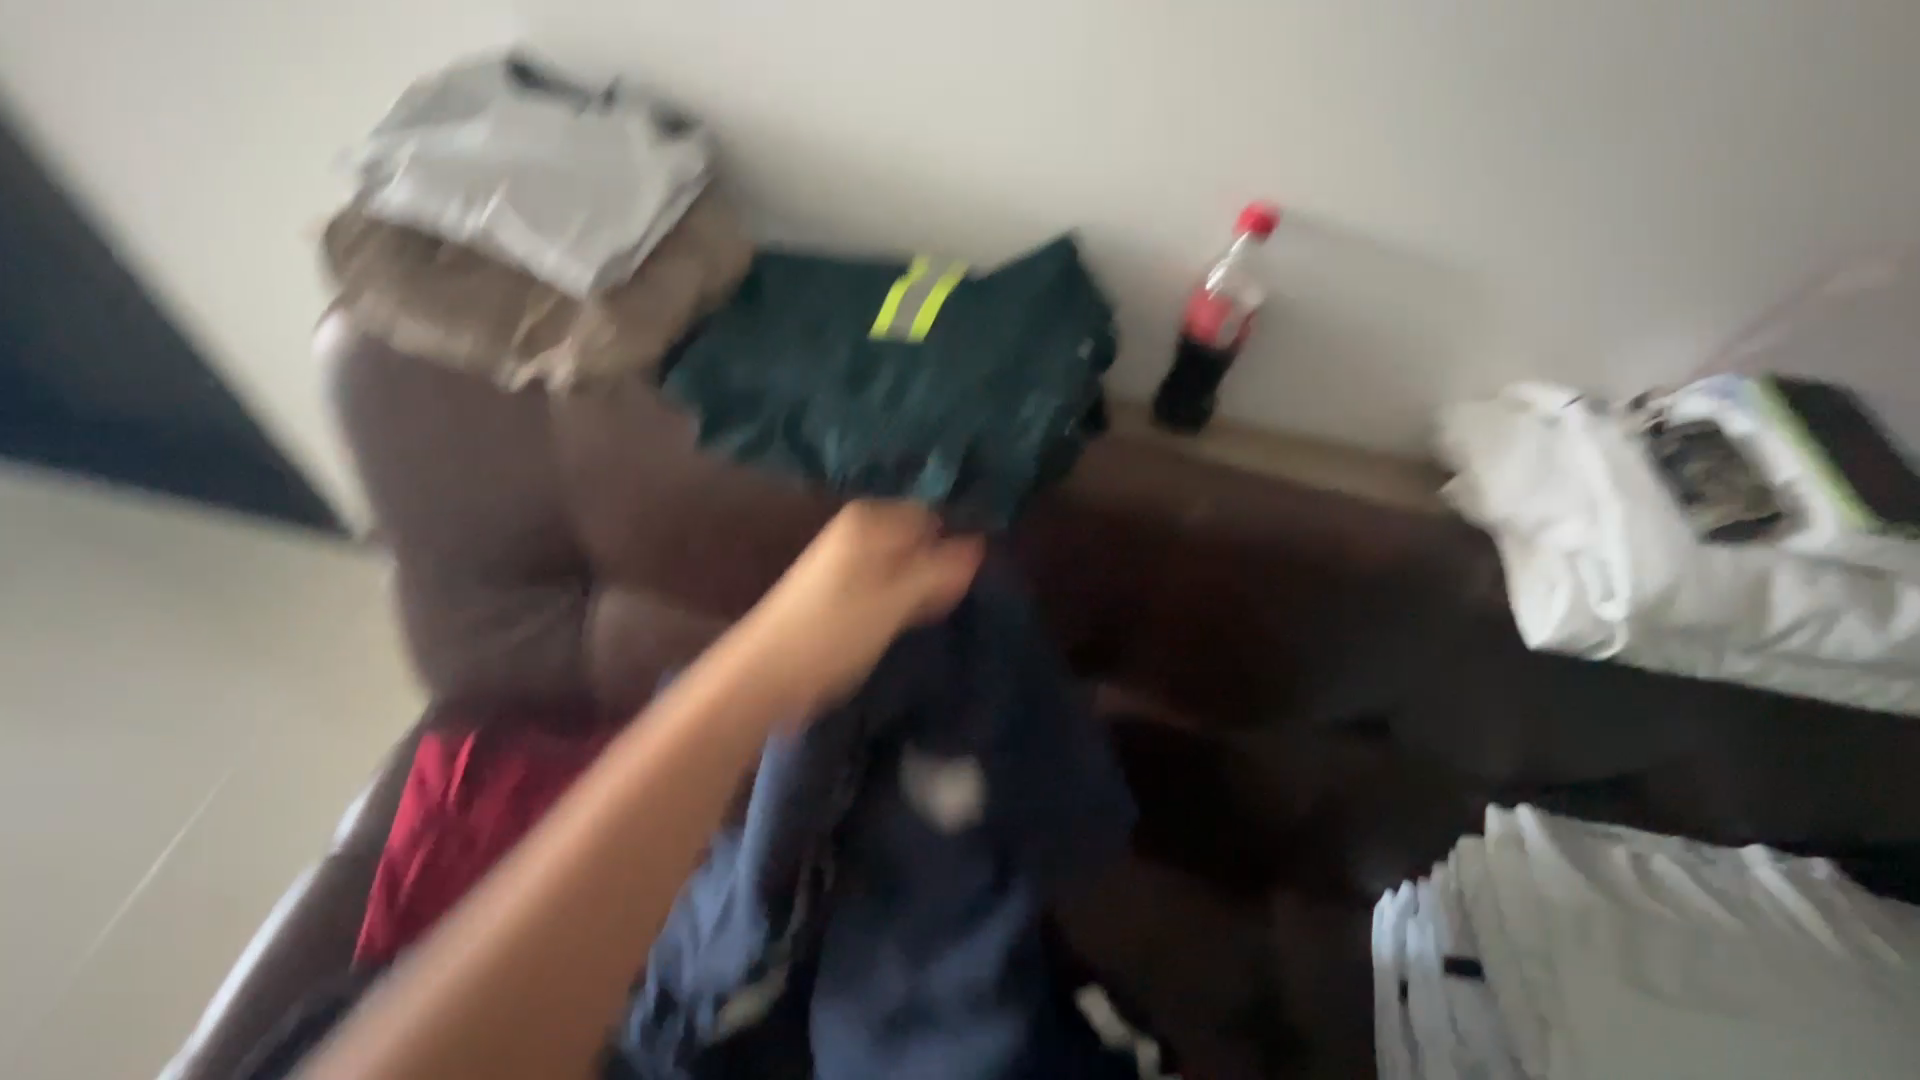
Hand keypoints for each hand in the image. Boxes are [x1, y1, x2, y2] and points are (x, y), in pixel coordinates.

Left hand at [727, 501, 984, 718]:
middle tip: (947, 605)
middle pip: (919, 539)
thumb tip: (979, 545)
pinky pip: (888, 585)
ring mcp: (847, 560)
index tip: (967, 583)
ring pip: (905, 565)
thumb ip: (939, 570)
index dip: (954, 545)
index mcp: (870, 520)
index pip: (933, 516)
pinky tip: (904, 625)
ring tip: (928, 617)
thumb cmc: (833, 632)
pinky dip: (902, 601)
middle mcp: (858, 530)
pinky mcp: (842, 590)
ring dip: (922, 588)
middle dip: (939, 568)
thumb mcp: (896, 600)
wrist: (766, 674)